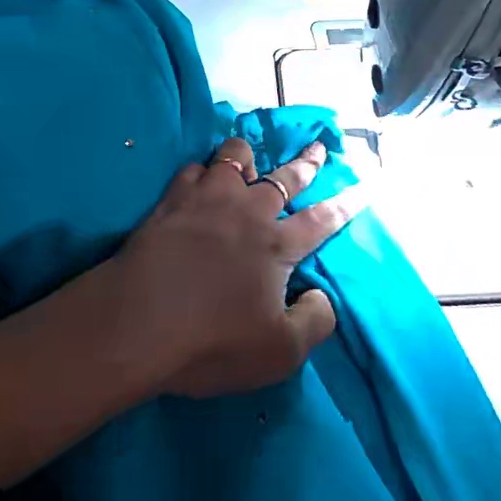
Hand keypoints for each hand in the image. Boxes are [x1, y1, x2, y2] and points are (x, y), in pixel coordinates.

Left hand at [0, 136, 365, 488]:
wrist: (138, 321)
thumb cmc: (212, 340)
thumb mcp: (279, 352)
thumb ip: (314, 322)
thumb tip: (323, 296)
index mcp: (276, 246)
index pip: (321, 221)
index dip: (344, 206)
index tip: (361, 188)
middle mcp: (247, 213)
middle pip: (283, 179)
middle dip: (305, 164)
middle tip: (317, 147)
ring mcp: (207, 201)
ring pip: (233, 159)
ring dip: (246, 155)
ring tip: (249, 158)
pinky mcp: (171, 201)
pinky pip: (190, 171)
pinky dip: (199, 172)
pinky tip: (197, 178)